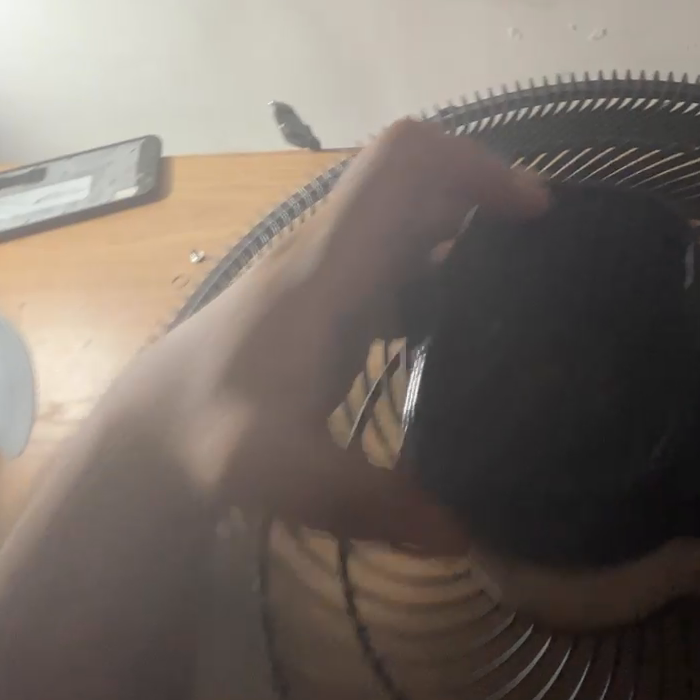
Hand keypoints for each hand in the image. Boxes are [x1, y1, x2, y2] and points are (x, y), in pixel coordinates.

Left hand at [152, 119, 547, 552]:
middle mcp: (338, 249)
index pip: (401, 162)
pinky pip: (408, 257)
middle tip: (546, 246)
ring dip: (471, 232)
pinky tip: (473, 323)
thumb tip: (461, 537)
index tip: (531, 208)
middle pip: (422, 179)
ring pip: (416, 214)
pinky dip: (449, 270)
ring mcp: (338, 270)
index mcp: (330, 263)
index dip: (473, 164)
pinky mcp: (341, 296)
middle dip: (487, 196)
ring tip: (525, 281)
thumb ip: (365, 501)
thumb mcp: (277, 469)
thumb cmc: (208, 430)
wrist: (154, 425)